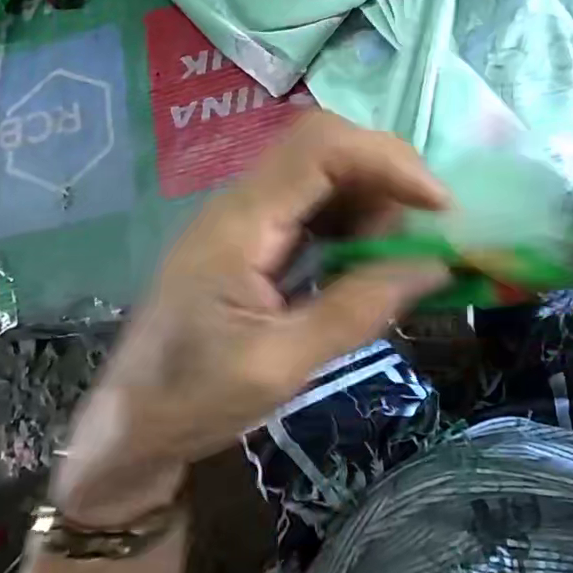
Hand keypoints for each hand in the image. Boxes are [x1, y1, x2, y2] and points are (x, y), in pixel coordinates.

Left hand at [52, 111, 450, 526]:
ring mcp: (241, 221)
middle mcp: (238, 205)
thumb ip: (358, 309)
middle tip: (418, 241)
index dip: (388, 160)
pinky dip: (348, 228)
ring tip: (392, 263)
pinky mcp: (247, 243)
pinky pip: (308, 211)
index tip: (440, 207)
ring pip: (320, 177)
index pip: (320, 148)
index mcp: (239, 223)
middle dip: (384, 181)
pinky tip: (362, 266)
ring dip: (369, 207)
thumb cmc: (194, 399)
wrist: (132, 424)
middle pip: (323, 149)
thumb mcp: (282, 363)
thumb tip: (436, 266)